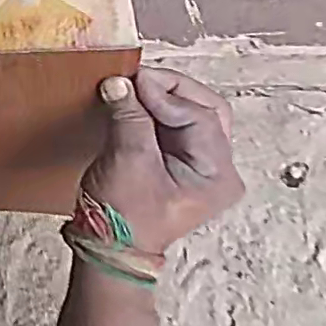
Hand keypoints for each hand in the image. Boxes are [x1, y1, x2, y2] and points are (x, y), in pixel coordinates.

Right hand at [82, 67, 244, 255]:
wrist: (108, 247)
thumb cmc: (123, 216)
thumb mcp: (127, 162)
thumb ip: (129, 119)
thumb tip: (120, 84)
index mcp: (217, 173)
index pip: (199, 116)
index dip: (163, 94)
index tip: (130, 79)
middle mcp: (216, 168)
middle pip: (204, 111)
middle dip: (169, 91)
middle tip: (136, 78)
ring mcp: (197, 167)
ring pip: (189, 117)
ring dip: (160, 100)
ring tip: (131, 88)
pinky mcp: (175, 165)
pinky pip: (172, 128)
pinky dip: (152, 113)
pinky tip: (132, 105)